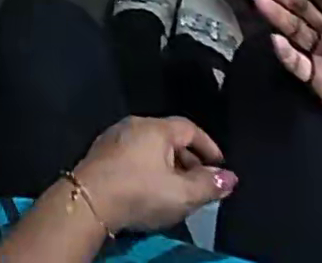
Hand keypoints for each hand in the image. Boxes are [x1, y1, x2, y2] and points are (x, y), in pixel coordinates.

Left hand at [72, 116, 235, 231]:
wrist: (91, 197)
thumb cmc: (140, 192)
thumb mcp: (182, 194)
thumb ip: (209, 185)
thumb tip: (230, 176)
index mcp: (155, 128)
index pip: (189, 127)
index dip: (208, 146)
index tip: (221, 166)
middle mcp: (135, 123)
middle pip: (170, 135)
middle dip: (190, 158)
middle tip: (203, 183)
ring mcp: (116, 134)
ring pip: (152, 144)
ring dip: (170, 162)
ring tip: (181, 188)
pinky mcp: (104, 148)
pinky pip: (136, 150)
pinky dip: (151, 163)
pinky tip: (153, 186)